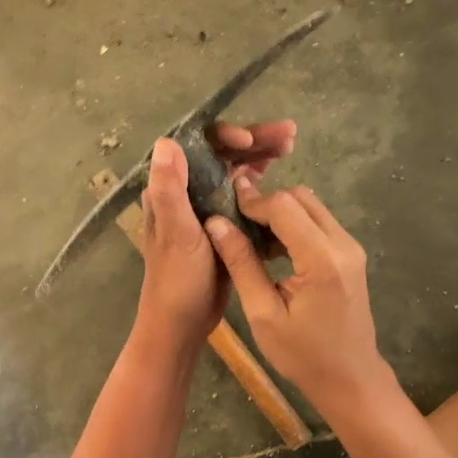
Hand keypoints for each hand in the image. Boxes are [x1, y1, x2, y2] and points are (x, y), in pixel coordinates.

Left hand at [135, 121, 295, 344]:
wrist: (182, 323)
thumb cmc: (177, 279)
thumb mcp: (176, 233)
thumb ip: (169, 189)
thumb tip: (167, 141)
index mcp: (173, 188)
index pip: (199, 146)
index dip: (226, 136)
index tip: (250, 141)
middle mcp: (188, 191)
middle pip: (223, 154)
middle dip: (255, 141)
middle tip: (290, 134)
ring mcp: (207, 208)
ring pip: (236, 172)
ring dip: (262, 158)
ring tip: (291, 147)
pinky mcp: (224, 226)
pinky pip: (246, 198)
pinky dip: (264, 190)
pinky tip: (286, 191)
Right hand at [203, 176, 395, 405]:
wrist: (350, 378)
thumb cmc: (303, 355)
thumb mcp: (263, 313)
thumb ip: (241, 263)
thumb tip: (216, 223)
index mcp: (322, 259)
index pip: (283, 206)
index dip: (252, 201)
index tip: (223, 207)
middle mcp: (342, 244)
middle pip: (300, 197)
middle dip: (266, 203)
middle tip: (236, 222)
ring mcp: (351, 247)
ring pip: (311, 206)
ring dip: (281, 213)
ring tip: (251, 237)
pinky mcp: (350, 254)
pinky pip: (320, 222)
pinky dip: (295, 224)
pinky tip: (273, 249)